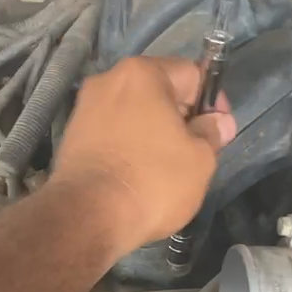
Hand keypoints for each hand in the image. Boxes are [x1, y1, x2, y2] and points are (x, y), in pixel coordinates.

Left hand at [47, 57, 235, 254]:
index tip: (219, 132)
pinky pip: (113, 135)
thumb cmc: (152, 181)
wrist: (88, 217)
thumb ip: (211, 133)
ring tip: (165, 169)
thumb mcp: (199, 159)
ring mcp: (84, 109)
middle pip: (159, 92)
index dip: (212, 102)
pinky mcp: (72, 138)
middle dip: (180, 118)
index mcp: (142, 74)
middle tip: (195, 153)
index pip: (191, 74)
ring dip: (153, 134)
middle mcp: (108, 81)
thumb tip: (218, 122)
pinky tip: (137, 176)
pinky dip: (129, 148)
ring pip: (134, 115)